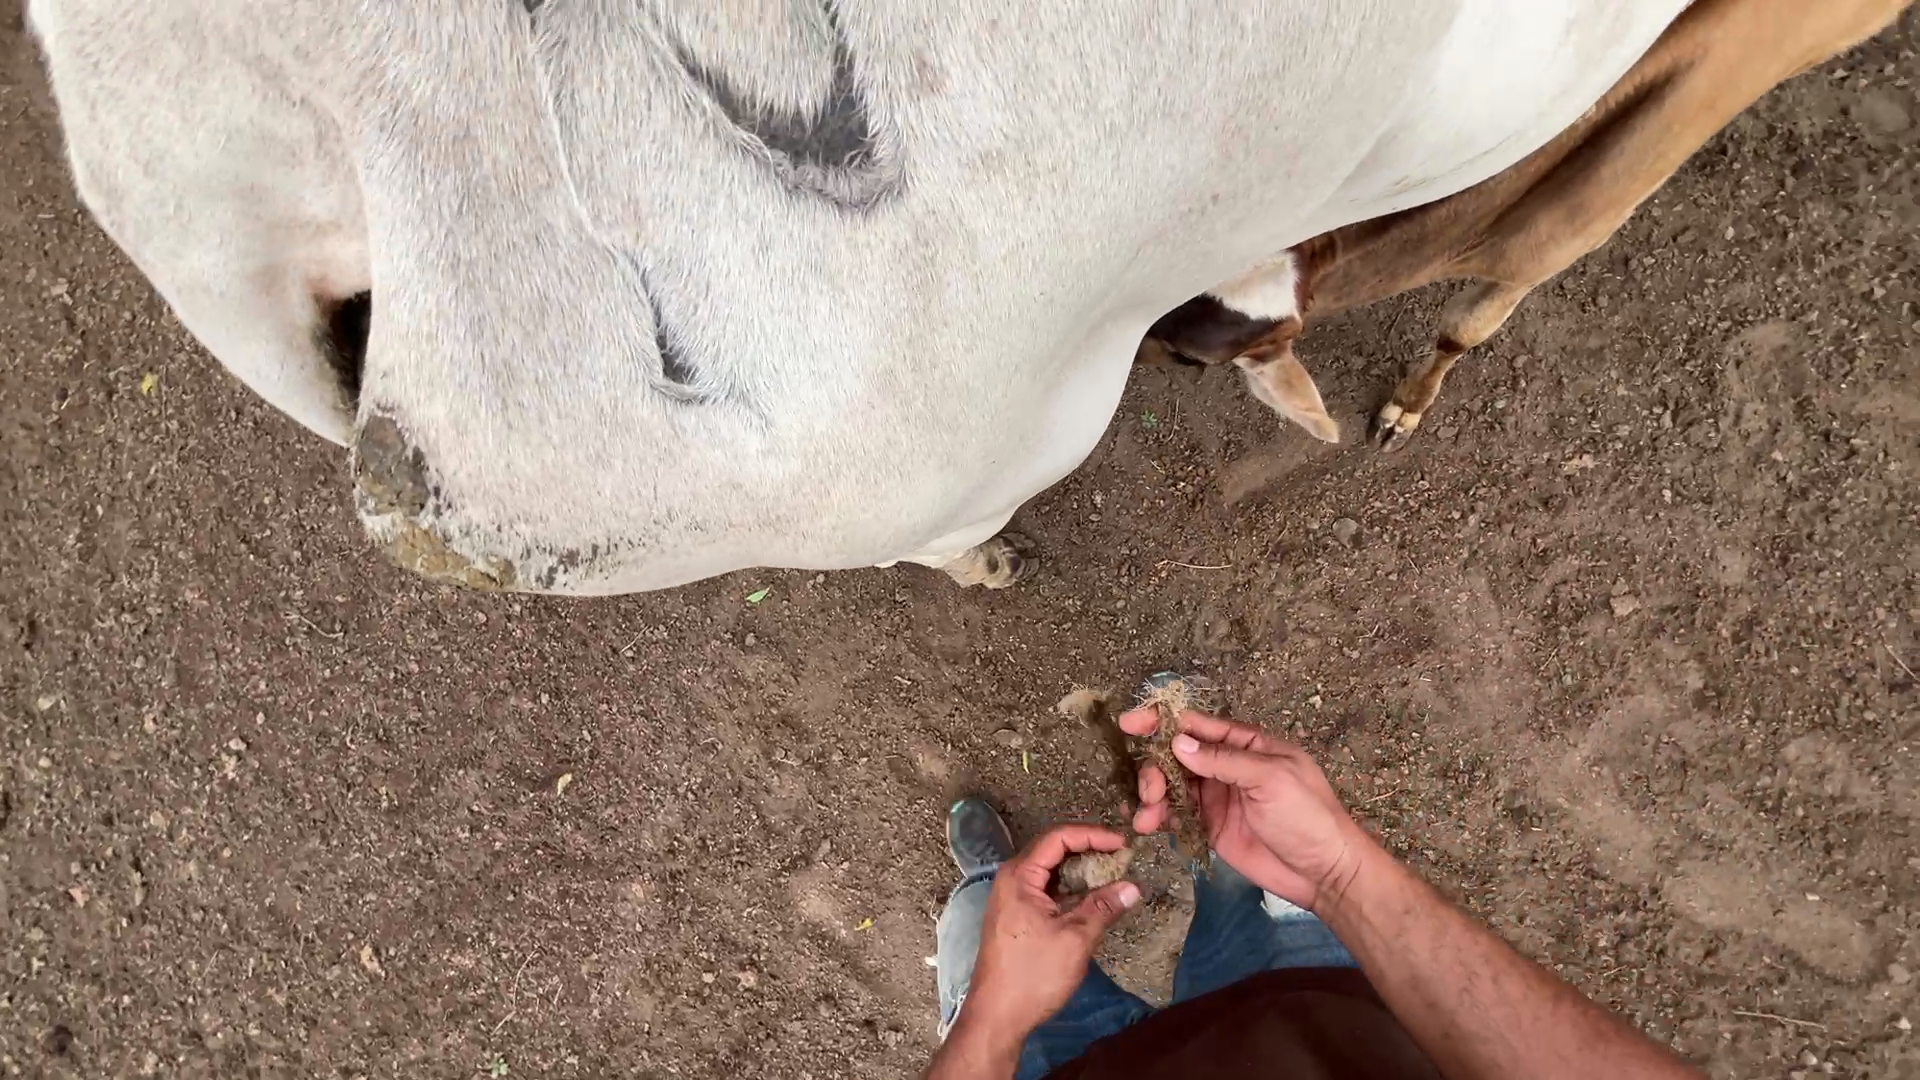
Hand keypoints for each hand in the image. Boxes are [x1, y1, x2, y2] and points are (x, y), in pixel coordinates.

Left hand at [960, 825, 1142, 1045]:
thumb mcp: (1074, 940)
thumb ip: (1102, 907)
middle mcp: (1012, 877)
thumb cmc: (1033, 975)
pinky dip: (1070, 886)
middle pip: (1053, 848)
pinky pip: (1047, 887)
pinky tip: (1092, 896)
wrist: (996, 1016)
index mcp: (1020, 874)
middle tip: (1120, 854)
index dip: (1091, 834)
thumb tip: (1132, 887)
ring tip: (1112, 872)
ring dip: (1080, 868)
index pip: (1058, 837)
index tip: (1121, 842)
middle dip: (1088, 848)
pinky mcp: (1017, 913)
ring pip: (1051, 869)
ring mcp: (1013, 895)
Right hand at [1121, 708, 1371, 912]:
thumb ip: (1223, 760)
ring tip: (1147, 815)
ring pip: (1170, 785)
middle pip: (1175, 755)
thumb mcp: (1271, 779)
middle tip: (1150, 790)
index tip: (1130, 724)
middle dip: (1154, 768)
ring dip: (1152, 795)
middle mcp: (1224, 765)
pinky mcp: (1209, 826)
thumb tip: (1177, 743)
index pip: (1196, 724)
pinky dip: (1157, 816)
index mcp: (1244, 744)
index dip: (1161, 721)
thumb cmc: (1308, 816)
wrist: (1326, 875)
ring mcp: (1215, 796)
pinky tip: (1146, 825)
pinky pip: (1175, 814)